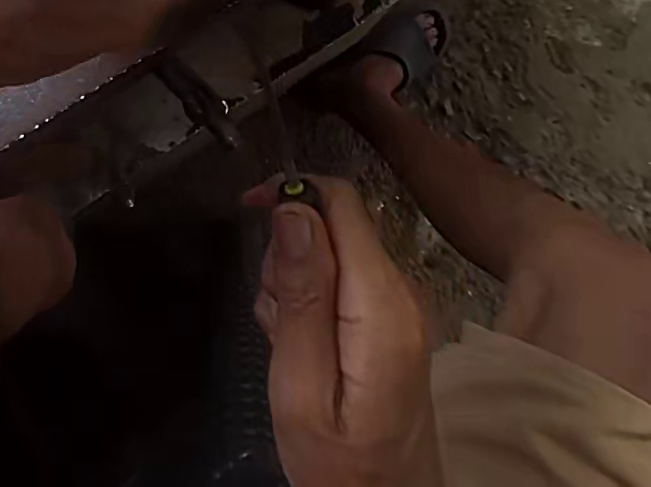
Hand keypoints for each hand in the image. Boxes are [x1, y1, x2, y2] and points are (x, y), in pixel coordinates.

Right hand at [246, 176, 442, 486]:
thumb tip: (293, 210)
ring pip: (328, 246)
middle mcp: (400, 290)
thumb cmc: (337, 464)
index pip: (342, 202)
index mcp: (381, 302)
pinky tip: (299, 338)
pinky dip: (306, 293)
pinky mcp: (388, 314)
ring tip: (285, 333)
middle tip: (273, 309)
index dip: (293, 191)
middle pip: (331, 222)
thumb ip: (301, 293)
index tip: (250, 207)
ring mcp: (398, 302)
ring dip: (292, 275)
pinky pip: (336, 274)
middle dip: (287, 249)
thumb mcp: (300, 385)